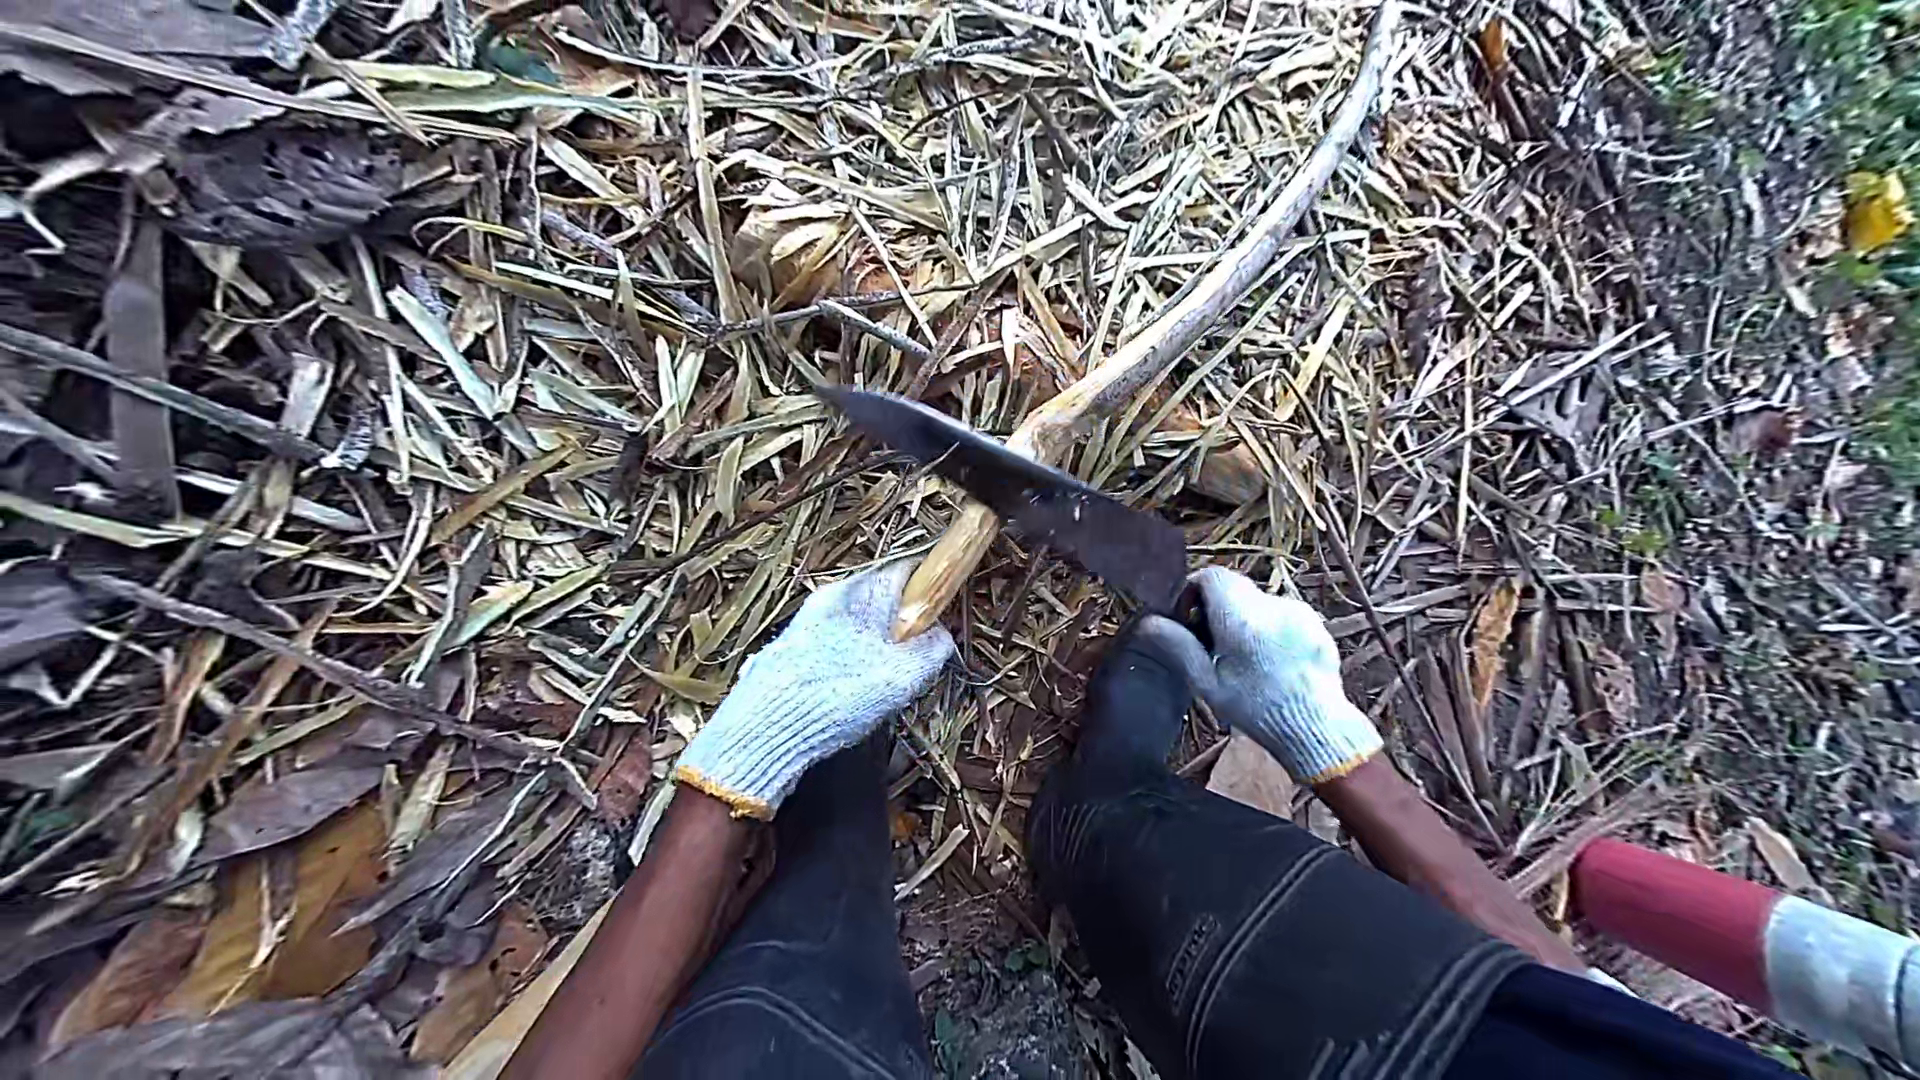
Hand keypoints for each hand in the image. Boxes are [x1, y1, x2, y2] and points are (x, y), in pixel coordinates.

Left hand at [673, 561, 953, 818]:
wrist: (761, 735)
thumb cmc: (835, 698)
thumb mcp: (900, 677)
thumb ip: (932, 649)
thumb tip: (942, 634)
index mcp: (856, 591)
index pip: (906, 571)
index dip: (930, 592)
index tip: (941, 618)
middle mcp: (828, 597)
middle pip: (882, 598)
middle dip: (903, 625)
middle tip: (913, 662)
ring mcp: (805, 623)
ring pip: (857, 624)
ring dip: (876, 648)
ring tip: (880, 686)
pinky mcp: (789, 651)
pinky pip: (834, 646)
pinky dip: (850, 663)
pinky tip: (848, 696)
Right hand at [1138, 567, 1380, 783]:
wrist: (1318, 729)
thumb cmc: (1256, 709)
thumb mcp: (1207, 682)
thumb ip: (1178, 646)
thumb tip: (1149, 622)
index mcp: (1240, 617)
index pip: (1212, 576)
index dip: (1194, 590)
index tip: (1189, 617)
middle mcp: (1271, 606)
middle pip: (1234, 587)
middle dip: (1217, 607)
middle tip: (1211, 642)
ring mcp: (1297, 613)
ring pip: (1256, 601)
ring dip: (1243, 618)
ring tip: (1243, 656)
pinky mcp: (1315, 624)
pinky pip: (1281, 613)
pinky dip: (1268, 627)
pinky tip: (1269, 660)